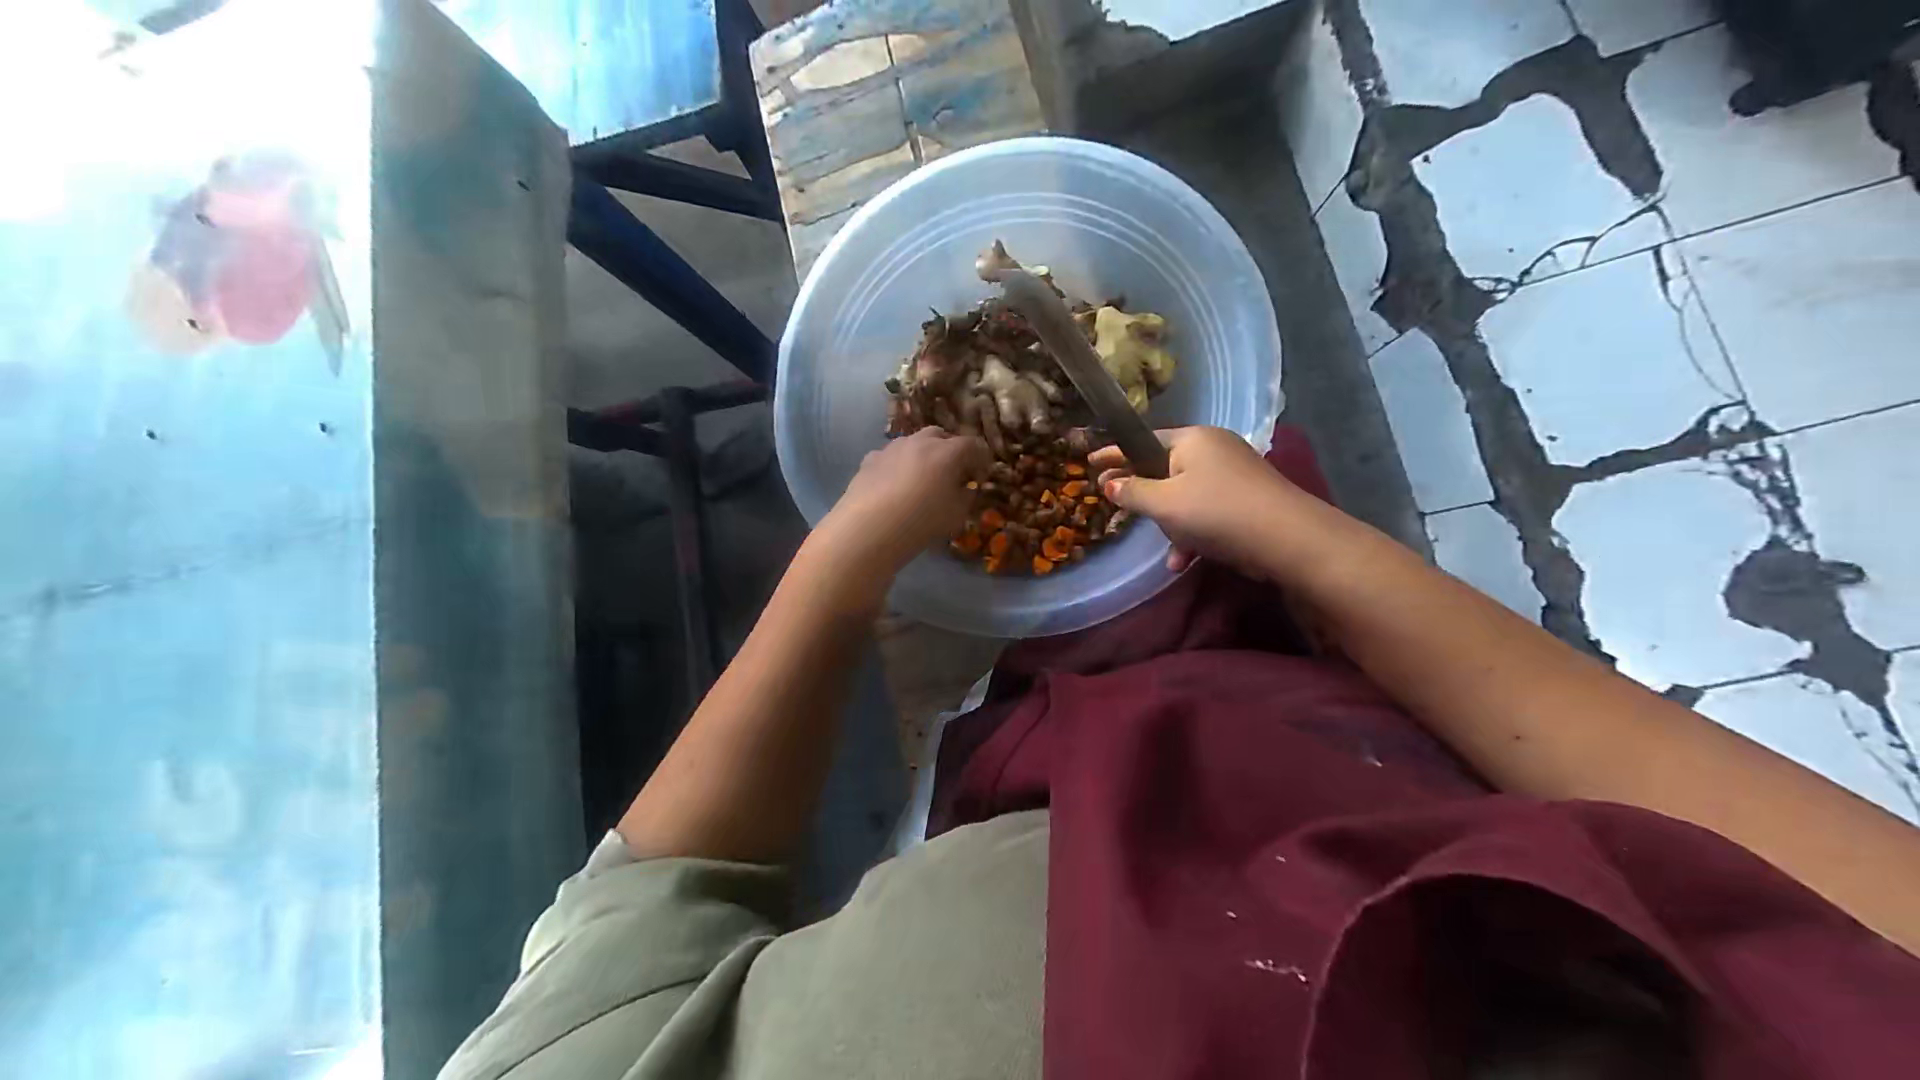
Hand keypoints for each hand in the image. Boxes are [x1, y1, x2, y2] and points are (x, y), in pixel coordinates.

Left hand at [815, 426, 990, 579]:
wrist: (870, 528)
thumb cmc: (922, 521)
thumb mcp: (957, 514)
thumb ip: (967, 496)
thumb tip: (967, 487)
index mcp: (948, 452)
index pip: (973, 445)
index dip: (980, 459)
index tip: (980, 475)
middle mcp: (920, 441)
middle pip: (941, 435)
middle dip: (950, 450)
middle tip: (951, 472)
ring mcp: (892, 448)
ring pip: (913, 442)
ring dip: (922, 455)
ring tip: (921, 478)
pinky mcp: (870, 459)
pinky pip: (890, 456)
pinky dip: (897, 465)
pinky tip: (894, 485)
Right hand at [1090, 426, 1305, 576]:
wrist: (1287, 539)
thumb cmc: (1215, 512)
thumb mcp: (1163, 504)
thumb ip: (1132, 492)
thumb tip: (1109, 483)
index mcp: (1192, 439)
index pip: (1144, 442)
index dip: (1115, 455)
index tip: (1091, 464)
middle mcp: (1214, 449)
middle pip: (1165, 470)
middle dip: (1147, 497)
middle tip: (1124, 511)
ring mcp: (1234, 474)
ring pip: (1186, 496)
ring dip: (1172, 525)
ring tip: (1168, 550)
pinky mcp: (1247, 500)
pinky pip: (1207, 512)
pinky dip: (1193, 534)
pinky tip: (1184, 561)